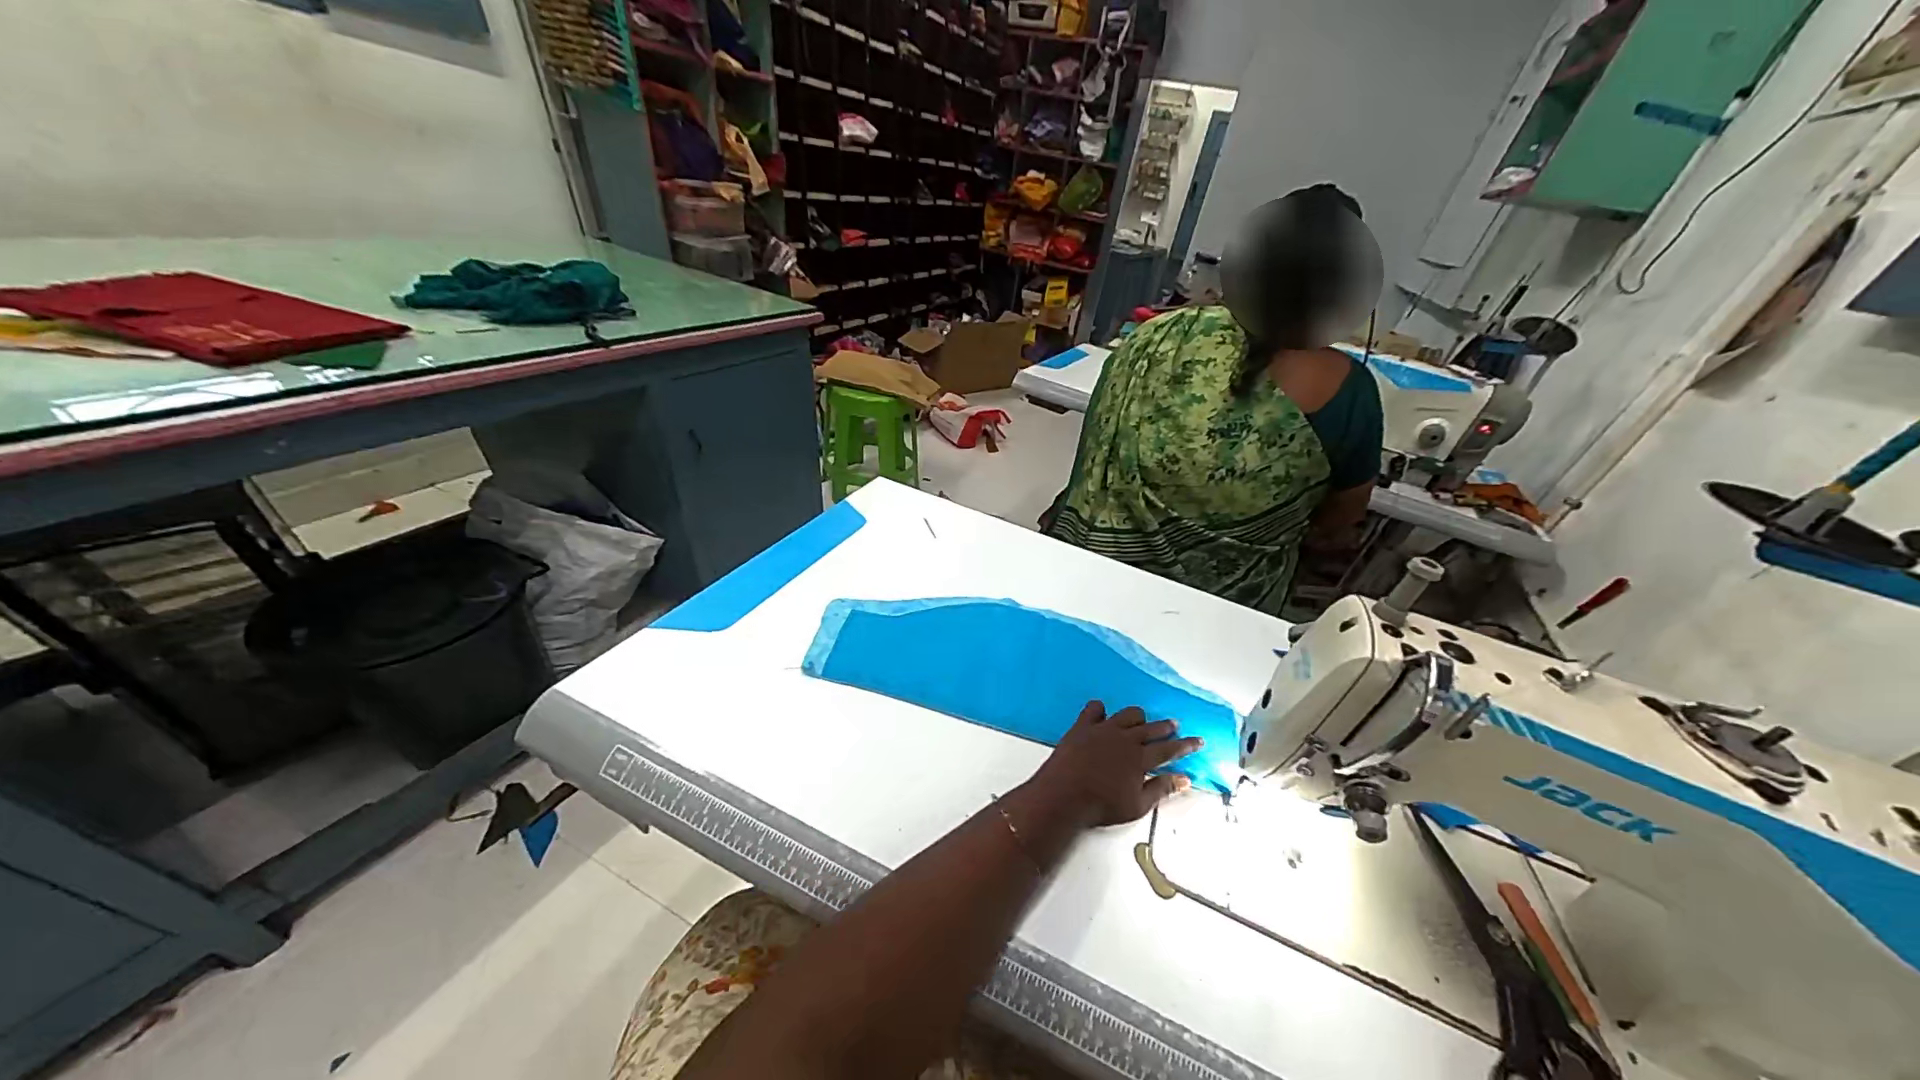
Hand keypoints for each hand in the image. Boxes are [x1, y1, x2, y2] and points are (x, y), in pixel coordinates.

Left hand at [1029, 701, 1203, 826]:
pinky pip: (1094, 709)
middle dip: (1166, 727)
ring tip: (1142, 718)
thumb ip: (1161, 789)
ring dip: (1138, 717)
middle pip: (1151, 728)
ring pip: (1127, 714)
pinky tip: (1103, 712)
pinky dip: (1101, 710)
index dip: (1186, 745)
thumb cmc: (1100, 805)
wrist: (1063, 795)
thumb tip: (1183, 779)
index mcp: (1140, 758)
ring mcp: (1102, 729)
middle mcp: (1124, 739)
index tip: (1197, 741)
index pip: (1169, 749)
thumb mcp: (1138, 804)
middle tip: (1174, 725)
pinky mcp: (1082, 726)